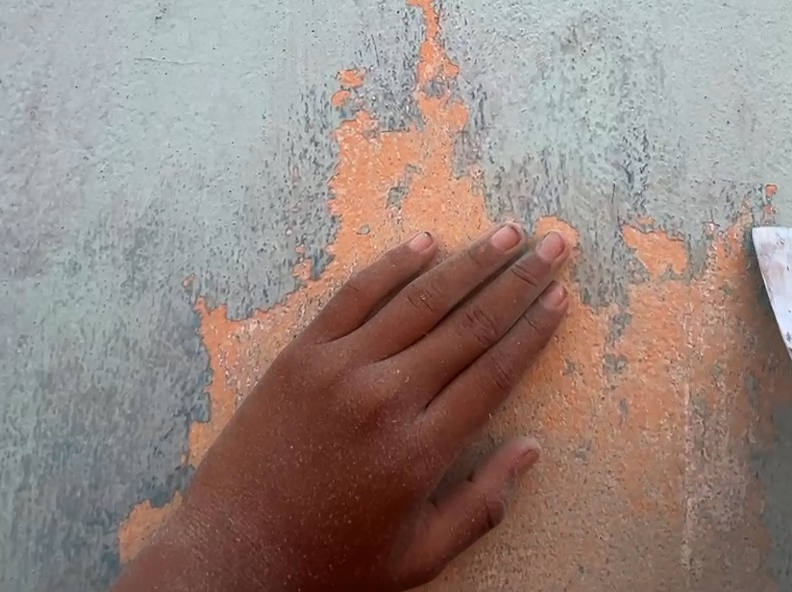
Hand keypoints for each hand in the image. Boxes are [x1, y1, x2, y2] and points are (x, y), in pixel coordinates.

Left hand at [114, 221, 571, 591]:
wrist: (230, 557)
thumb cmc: (330, 564)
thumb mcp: (418, 559)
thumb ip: (482, 504)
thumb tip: (533, 448)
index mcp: (420, 450)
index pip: (495, 371)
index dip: (534, 329)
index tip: (562, 296)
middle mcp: (387, 397)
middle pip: (470, 324)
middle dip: (520, 280)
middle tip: (554, 243)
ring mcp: (342, 368)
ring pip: (420, 300)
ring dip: (471, 262)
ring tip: (508, 232)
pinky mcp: (303, 354)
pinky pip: (355, 296)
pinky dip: (392, 266)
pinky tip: (424, 242)